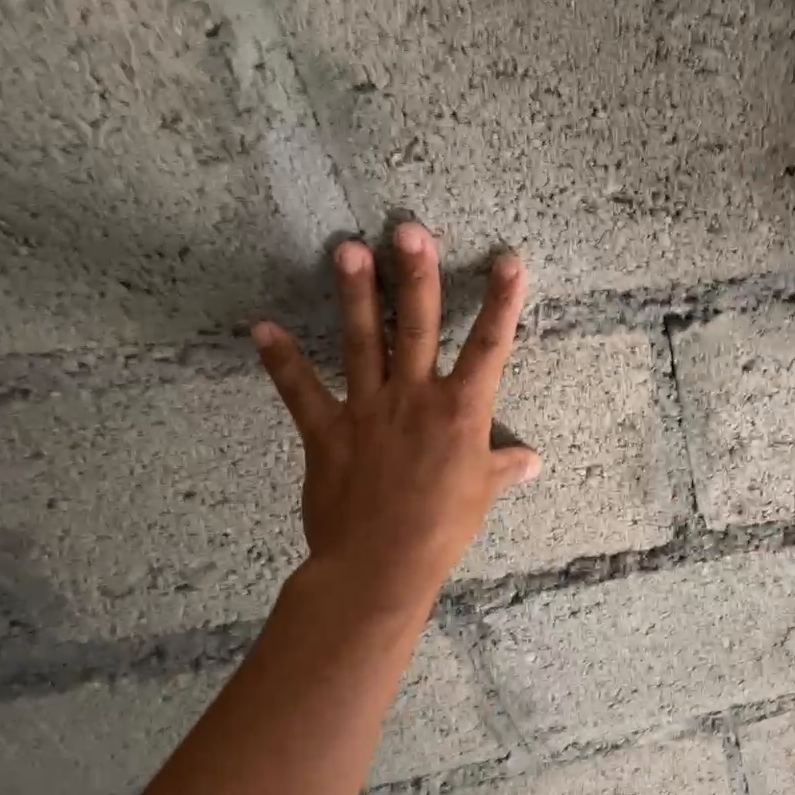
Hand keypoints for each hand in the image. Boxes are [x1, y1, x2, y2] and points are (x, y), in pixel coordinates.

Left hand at [251, 223, 541, 615]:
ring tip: (347, 250)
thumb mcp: (483, 492)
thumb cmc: (444, 526)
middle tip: (410, 230)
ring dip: (355, 295)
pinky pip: (301, 391)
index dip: (502, 301)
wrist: (381, 563)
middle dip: (416, 276)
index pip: (492, 345)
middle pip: (418, 326)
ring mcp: (369, 409)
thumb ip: (505, 467)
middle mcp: (417, 397)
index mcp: (463, 410)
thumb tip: (532, 461)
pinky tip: (262, 328)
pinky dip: (281, 360)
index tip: (508, 259)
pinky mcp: (327, 431)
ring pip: (362, 342)